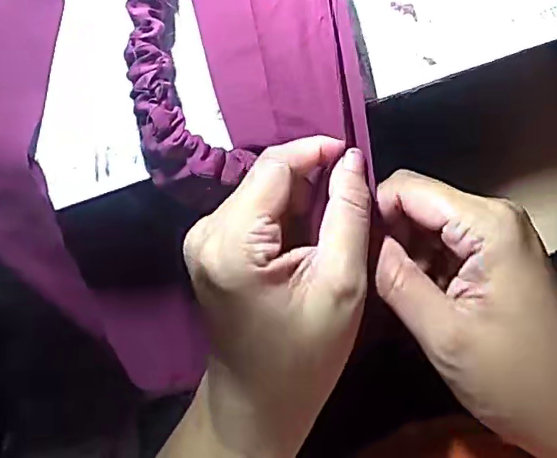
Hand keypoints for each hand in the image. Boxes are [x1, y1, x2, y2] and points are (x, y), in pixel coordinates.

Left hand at [177, 137, 371, 457]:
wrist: (257, 406)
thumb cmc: (304, 358)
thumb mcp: (340, 286)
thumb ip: (347, 214)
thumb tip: (351, 159)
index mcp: (231, 240)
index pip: (274, 165)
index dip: (315, 150)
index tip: (353, 153)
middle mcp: (207, 228)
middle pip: (266, 175)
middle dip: (311, 174)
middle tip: (353, 186)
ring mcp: (203, 234)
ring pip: (261, 188)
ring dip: (300, 192)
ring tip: (337, 210)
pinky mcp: (209, 242)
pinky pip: (253, 207)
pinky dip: (285, 209)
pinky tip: (310, 228)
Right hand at [373, 170, 556, 456]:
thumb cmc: (525, 382)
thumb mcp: (448, 337)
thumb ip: (397, 280)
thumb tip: (363, 242)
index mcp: (485, 222)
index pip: (406, 188)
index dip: (374, 213)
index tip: (354, 251)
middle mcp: (491, 214)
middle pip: (415, 202)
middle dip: (389, 236)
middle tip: (373, 279)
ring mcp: (495, 232)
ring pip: (425, 222)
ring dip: (405, 254)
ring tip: (393, 293)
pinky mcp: (494, 251)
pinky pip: (442, 241)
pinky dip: (424, 265)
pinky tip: (419, 298)